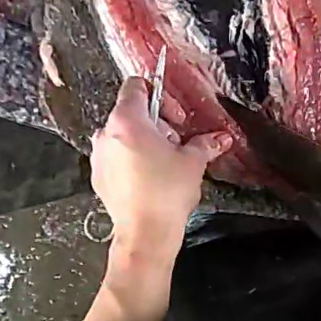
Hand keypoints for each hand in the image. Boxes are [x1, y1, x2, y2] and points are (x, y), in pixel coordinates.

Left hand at [90, 78, 231, 253]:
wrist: (146, 233)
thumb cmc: (167, 193)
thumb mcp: (192, 163)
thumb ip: (204, 144)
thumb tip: (221, 138)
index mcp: (128, 121)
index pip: (136, 87)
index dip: (159, 95)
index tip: (176, 114)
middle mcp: (106, 134)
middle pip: (131, 113)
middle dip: (157, 123)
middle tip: (178, 142)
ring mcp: (99, 156)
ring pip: (123, 136)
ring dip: (144, 142)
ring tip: (166, 162)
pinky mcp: (99, 176)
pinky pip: (116, 158)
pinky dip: (132, 160)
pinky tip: (151, 178)